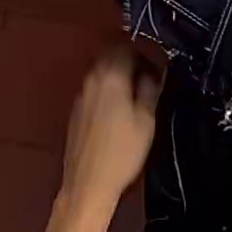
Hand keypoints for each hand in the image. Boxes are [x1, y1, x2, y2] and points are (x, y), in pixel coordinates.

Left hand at [60, 46, 160, 209]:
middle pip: (112, 56)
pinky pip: (94, 88)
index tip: (155, 60)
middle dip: (130, 59)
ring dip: (118, 73)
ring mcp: (81, 94)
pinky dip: (107, 88)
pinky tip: (117, 106)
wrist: (87, 185)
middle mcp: (92, 79)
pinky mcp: (76, 110)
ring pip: (102, 72)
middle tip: (147, 72)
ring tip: (135, 89)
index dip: (144, 50)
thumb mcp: (146, 120)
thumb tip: (154, 73)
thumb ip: (151, 89)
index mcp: (111, 76)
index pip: (127, 47)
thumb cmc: (122, 152)